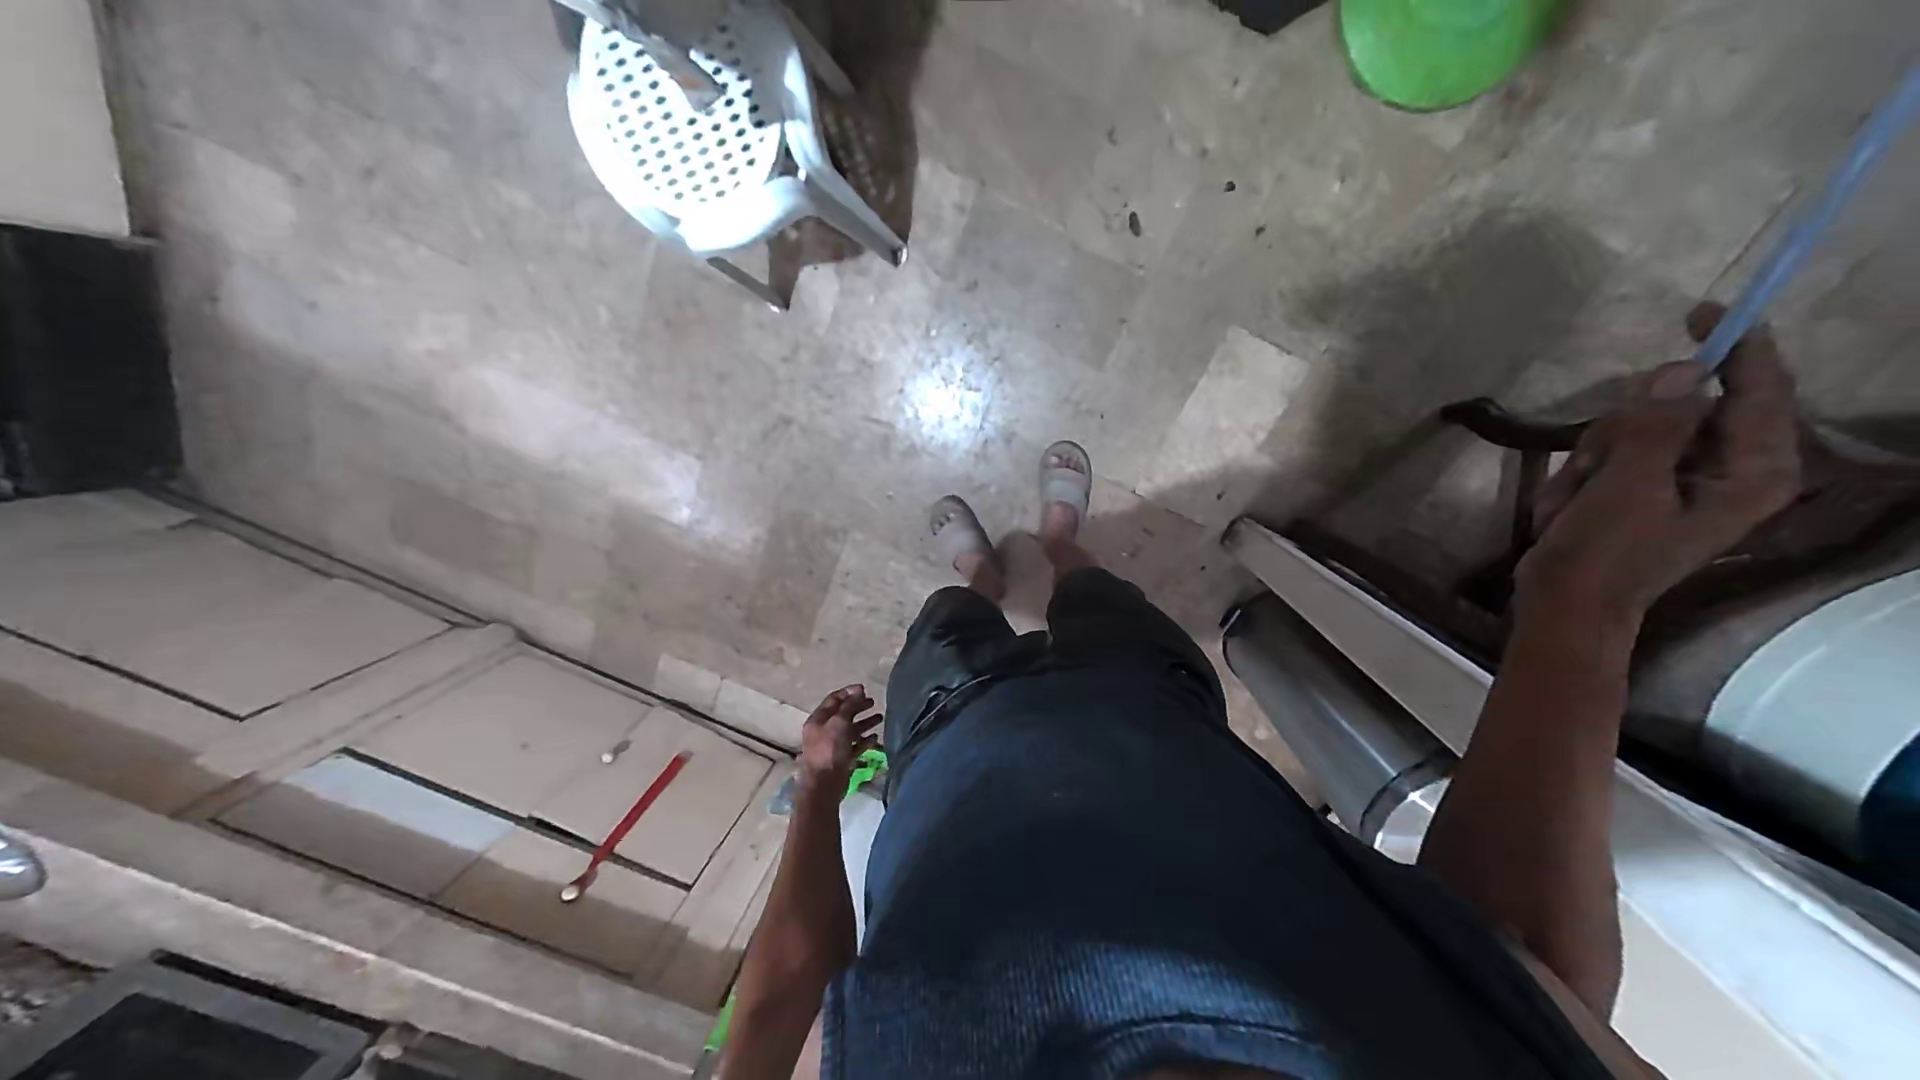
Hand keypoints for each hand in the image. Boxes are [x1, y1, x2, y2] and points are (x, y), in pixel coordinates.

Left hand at [796, 685, 882, 799]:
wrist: (824, 784)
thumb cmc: (829, 749)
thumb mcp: (839, 722)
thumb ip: (849, 706)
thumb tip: (858, 690)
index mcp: (818, 719)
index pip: (833, 700)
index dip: (848, 692)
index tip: (864, 688)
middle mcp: (824, 730)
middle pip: (843, 714)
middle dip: (858, 706)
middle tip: (873, 702)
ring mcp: (833, 746)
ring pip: (850, 730)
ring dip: (864, 722)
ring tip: (880, 718)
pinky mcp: (842, 759)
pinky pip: (855, 745)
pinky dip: (864, 740)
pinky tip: (875, 737)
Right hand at [1517, 303, 1801, 621]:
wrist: (1565, 605)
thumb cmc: (1604, 555)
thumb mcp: (1626, 489)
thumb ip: (1656, 427)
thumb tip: (1682, 369)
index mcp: (1753, 473)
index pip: (1759, 391)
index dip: (1737, 348)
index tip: (1705, 312)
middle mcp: (1729, 471)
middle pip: (1682, 409)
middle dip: (1623, 430)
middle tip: (1592, 463)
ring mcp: (1682, 482)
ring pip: (1635, 430)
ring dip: (1592, 458)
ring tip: (1571, 499)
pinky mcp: (1643, 490)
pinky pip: (1610, 455)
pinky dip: (1581, 475)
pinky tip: (1566, 506)